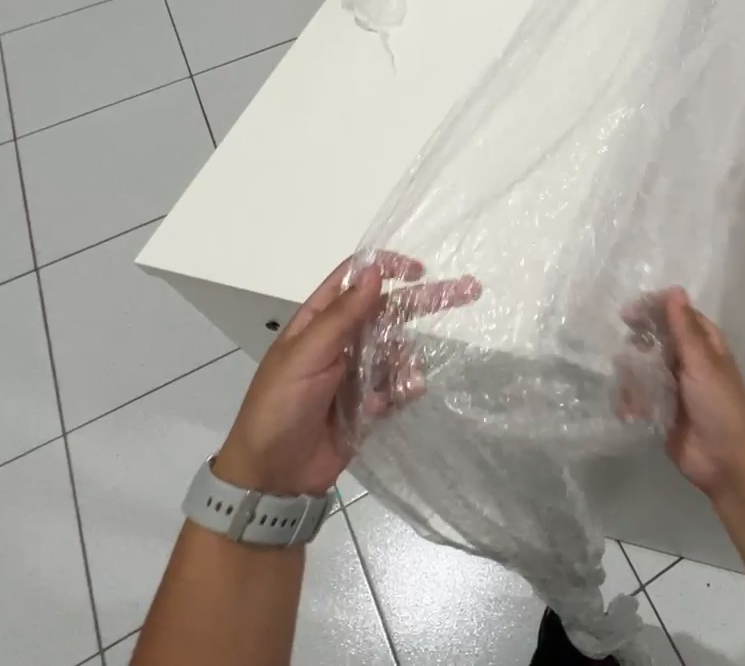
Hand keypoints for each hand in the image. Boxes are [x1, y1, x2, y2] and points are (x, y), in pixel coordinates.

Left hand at [214, 252, 481, 496]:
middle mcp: (344, 339)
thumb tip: (375, 271)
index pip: (356, 278)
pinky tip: (392, 403)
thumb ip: (342, 315)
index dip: (387, 267)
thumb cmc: (280, 407)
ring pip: (402, 348)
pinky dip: (405, 388)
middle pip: (392, 308)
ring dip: (408, 362)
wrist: (275, 476)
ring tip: (400, 385)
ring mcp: (360, 370)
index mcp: (320, 320)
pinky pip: (403, 382)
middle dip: (428, 300)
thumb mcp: (305, 356)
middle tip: (469, 290)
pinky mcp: (374, 400)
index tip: (418, 271)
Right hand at [624, 288, 744, 498]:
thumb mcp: (702, 362)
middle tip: (630, 354)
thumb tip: (675, 290)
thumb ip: (684, 328)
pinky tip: (632, 412)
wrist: (725, 460)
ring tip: (635, 391)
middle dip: (640, 346)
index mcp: (704, 345)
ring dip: (634, 377)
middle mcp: (688, 362)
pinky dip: (632, 402)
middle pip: (656, 341)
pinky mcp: (660, 411)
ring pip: (642, 369)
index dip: (655, 309)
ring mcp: (673, 387)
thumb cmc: (719, 405)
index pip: (677, 315)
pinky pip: (638, 397)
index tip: (630, 311)